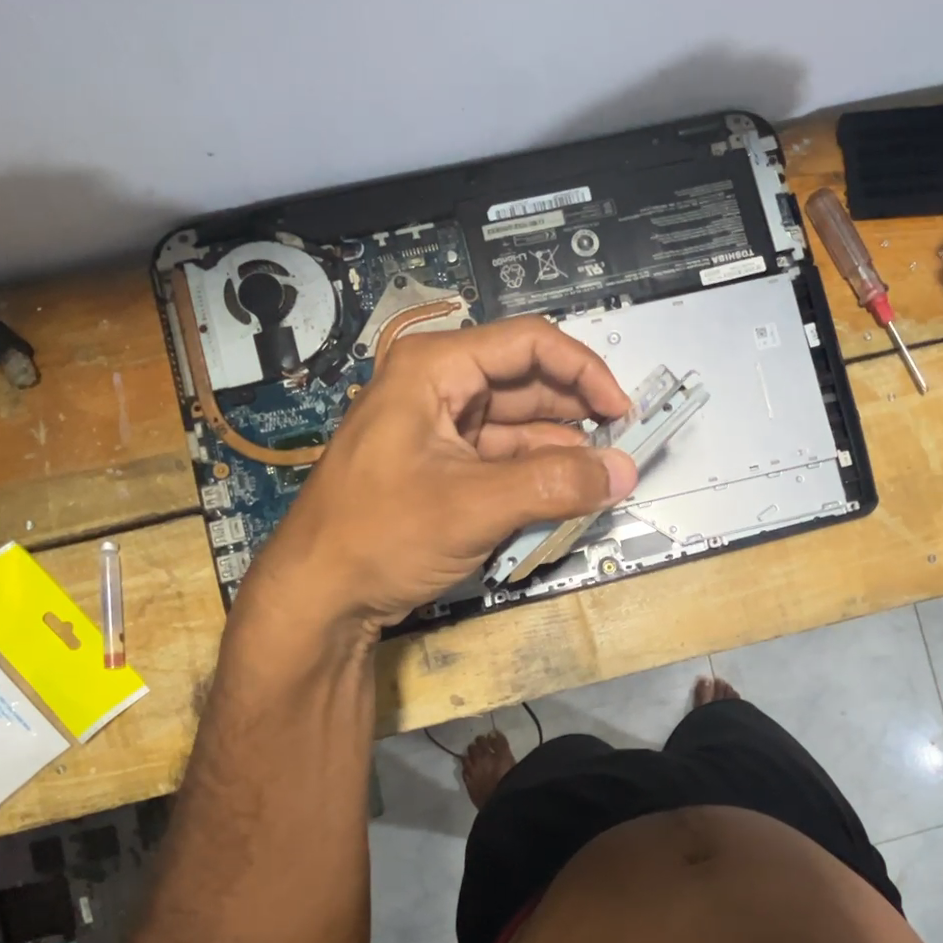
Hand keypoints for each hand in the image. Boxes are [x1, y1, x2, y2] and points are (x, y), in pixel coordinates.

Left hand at [233, 317, 637, 636]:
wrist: (318, 598)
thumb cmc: (379, 535)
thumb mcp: (474, 504)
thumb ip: (554, 485)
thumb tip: (624, 472)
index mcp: (434, 369)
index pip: (528, 343)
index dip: (583, 371)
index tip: (622, 412)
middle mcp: (438, 388)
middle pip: (526, 382)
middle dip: (577, 413)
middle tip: (623, 447)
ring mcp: (439, 430)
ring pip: (519, 425)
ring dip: (561, 451)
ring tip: (602, 478)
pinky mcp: (443, 469)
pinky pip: (503, 460)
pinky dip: (536, 476)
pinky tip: (566, 496)